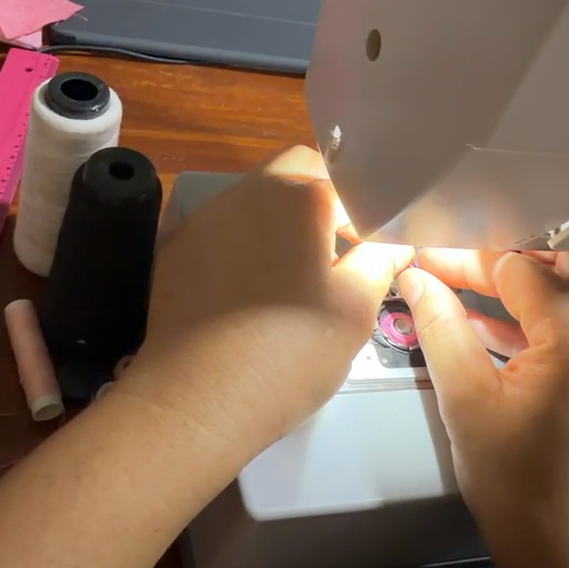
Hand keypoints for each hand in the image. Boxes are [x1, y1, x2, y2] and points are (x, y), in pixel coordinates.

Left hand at [117, 146, 412, 460]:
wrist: (193, 398)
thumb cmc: (286, 354)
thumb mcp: (353, 313)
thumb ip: (378, 264)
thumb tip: (393, 244)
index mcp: (299, 199)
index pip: (345, 183)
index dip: (363, 213)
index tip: (369, 248)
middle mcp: (249, 192)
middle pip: (294, 169)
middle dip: (319, 194)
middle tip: (334, 246)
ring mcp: (206, 216)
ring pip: (253, 194)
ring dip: (278, 215)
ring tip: (291, 268)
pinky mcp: (176, 244)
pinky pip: (220, 225)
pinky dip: (240, 239)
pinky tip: (246, 284)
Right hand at [396, 246, 568, 567]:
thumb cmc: (521, 492)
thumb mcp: (467, 404)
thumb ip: (441, 326)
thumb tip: (415, 274)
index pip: (523, 268)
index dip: (471, 261)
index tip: (432, 261)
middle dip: (526, 250)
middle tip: (473, 262)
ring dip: (555, 281)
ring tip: (492, 293)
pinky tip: (526, 337)